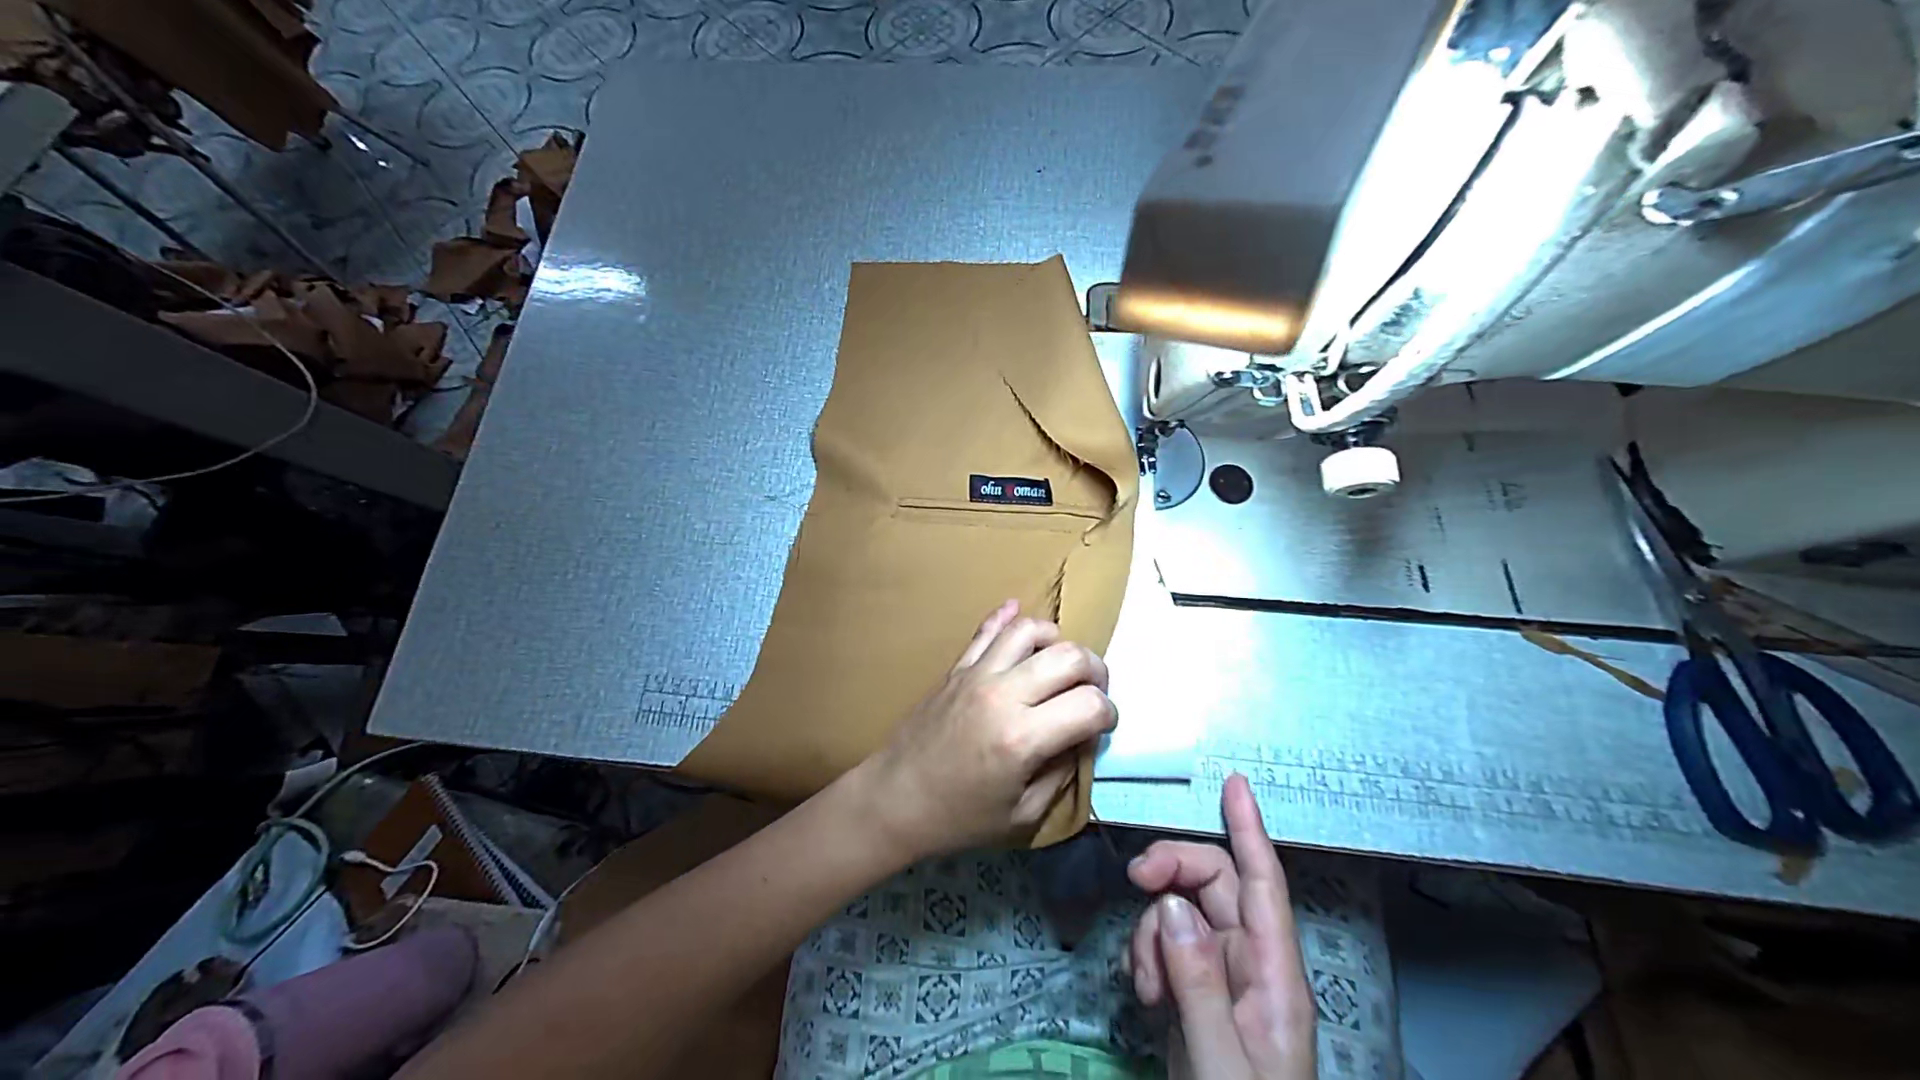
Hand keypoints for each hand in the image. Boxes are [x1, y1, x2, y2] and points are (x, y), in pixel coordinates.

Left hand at [849, 600, 1117, 859]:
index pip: (1090, 704)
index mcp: (1022, 738)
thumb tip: (1085, 734)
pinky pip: (987, 630)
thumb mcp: (1025, 814)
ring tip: (1060, 665)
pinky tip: (1020, 618)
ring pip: (1029, 629)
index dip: (1108, 714)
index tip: (1102, 727)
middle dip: (1096, 671)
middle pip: (1069, 656)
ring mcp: (976, 674)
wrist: (895, 798)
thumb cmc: (960, 817)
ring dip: (1057, 641)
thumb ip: (1063, 771)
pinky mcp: (957, 667)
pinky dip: (1009, 618)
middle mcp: (1002, 695)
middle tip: (1093, 692)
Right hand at [1128, 774, 1314, 1079]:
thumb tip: (1173, 905)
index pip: (1263, 886)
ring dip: (1152, 934)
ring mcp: (1223, 979)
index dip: (1250, 831)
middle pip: (1211, 886)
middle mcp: (1251, 965)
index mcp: (1276, 978)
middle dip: (1171, 874)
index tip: (1236, 785)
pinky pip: (1165, 945)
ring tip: (1147, 987)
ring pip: (1180, 913)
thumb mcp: (1221, 1065)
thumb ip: (1198, 984)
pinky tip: (1146, 994)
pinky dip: (1146, 956)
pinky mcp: (1195, 993)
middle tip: (1133, 881)